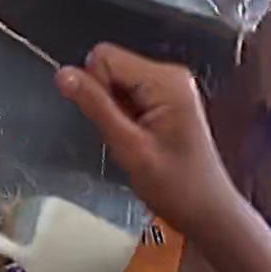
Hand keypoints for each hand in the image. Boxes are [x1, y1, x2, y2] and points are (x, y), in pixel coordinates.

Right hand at [56, 44, 241, 230]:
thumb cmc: (175, 186)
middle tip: (125, 134)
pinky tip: (139, 136)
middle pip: (109, 65)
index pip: (104, 56)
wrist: (208, 214)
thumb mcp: (129, 147)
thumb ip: (94, 106)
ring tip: (134, 138)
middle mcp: (168, 74)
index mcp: (165, 79)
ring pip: (113, 79)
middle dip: (104, 99)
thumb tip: (62, 73)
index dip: (95, 87)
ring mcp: (167, 85)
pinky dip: (122, 114)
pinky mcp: (163, 97)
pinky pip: (124, 91)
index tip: (113, 121)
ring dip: (113, 109)